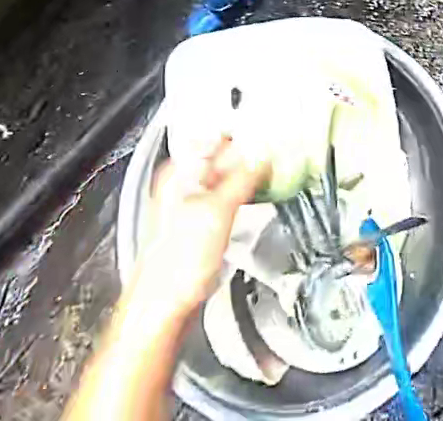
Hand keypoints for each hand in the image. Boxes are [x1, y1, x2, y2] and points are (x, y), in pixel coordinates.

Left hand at [126, 138, 267, 326]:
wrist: (162, 309)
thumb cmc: (175, 266)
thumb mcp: (218, 211)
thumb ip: (244, 178)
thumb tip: (265, 155)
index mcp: (179, 173)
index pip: (218, 137)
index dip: (245, 133)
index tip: (270, 133)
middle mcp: (184, 184)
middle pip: (224, 155)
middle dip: (252, 153)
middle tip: (279, 151)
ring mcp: (193, 203)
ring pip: (229, 176)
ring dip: (252, 173)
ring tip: (274, 170)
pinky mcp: (204, 223)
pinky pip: (231, 196)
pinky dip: (248, 191)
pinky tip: (261, 194)